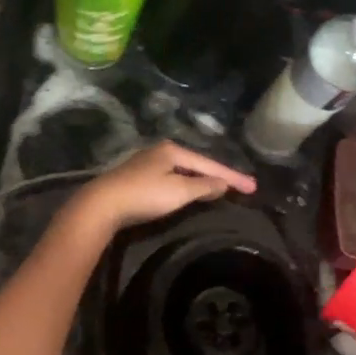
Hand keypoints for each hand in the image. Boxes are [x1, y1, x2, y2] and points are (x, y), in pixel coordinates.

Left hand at [64, 141, 256, 236]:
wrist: (102, 205)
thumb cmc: (144, 195)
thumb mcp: (179, 191)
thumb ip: (204, 187)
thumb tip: (223, 183)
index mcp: (173, 149)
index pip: (211, 164)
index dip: (233, 177)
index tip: (253, 187)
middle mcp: (161, 151)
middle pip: (198, 164)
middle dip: (219, 176)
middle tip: (242, 187)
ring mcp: (148, 163)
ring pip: (184, 171)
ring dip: (203, 181)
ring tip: (222, 190)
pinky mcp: (138, 178)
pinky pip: (173, 178)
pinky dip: (187, 185)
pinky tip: (192, 192)